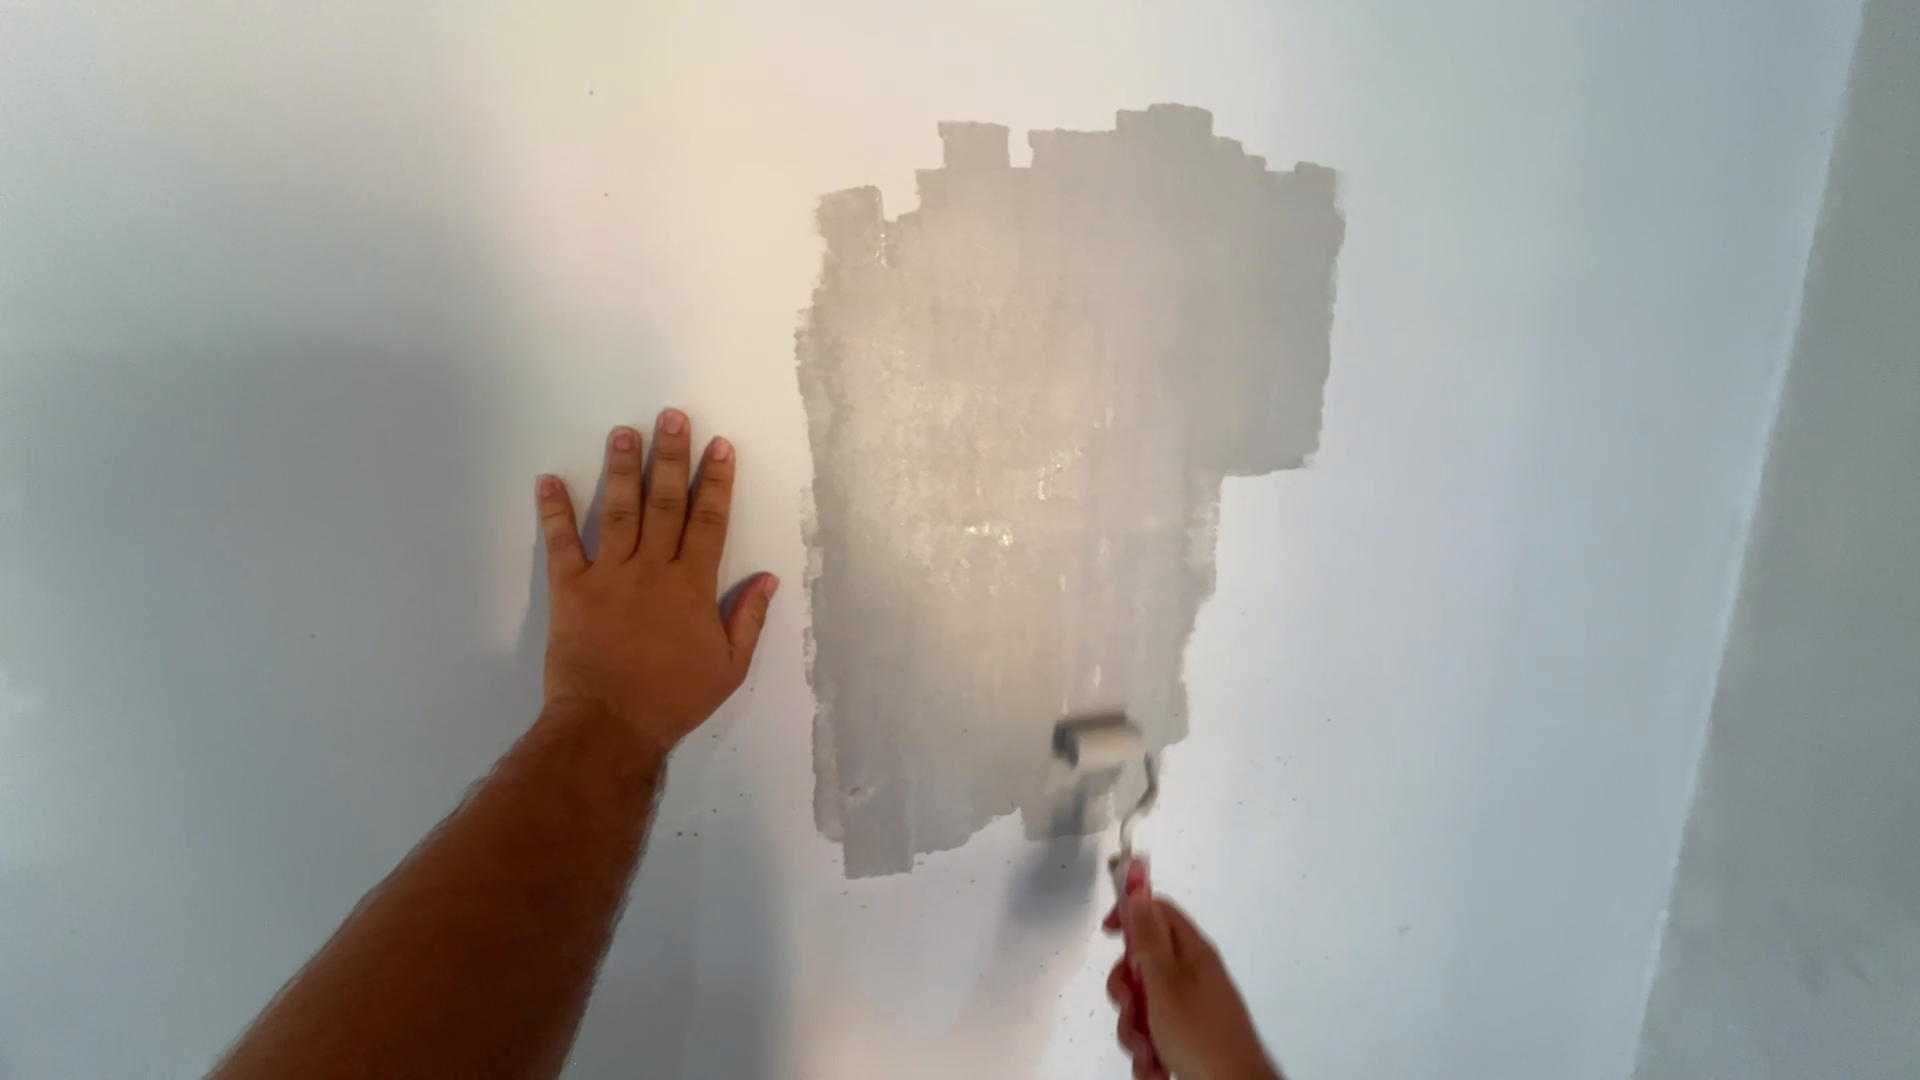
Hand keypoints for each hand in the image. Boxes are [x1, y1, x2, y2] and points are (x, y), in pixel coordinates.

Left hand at [535, 409, 777, 760]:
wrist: (609, 725)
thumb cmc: (675, 697)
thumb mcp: (731, 666)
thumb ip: (749, 618)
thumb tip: (768, 577)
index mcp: (693, 585)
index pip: (710, 521)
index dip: (717, 481)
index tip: (720, 446)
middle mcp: (653, 569)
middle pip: (666, 503)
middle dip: (672, 457)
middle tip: (672, 416)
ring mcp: (609, 576)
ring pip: (619, 512)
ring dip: (622, 469)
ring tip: (624, 431)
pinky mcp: (570, 590)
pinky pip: (562, 545)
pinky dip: (555, 512)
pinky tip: (550, 479)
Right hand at [1107, 893, 1280, 1079]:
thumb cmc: (1197, 1032)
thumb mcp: (1164, 980)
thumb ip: (1148, 936)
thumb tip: (1139, 889)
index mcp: (1191, 951)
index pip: (1157, 910)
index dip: (1129, 914)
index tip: (1107, 934)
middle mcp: (1193, 974)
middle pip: (1144, 962)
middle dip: (1126, 989)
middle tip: (1129, 1007)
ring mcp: (1193, 1007)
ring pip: (1145, 1003)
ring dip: (1135, 1028)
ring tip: (1145, 1052)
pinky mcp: (1191, 1038)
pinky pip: (1157, 1033)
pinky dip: (1150, 1051)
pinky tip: (1156, 1068)